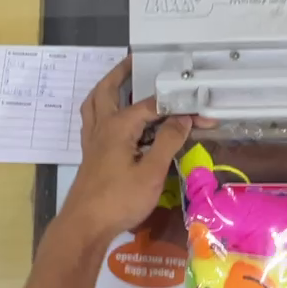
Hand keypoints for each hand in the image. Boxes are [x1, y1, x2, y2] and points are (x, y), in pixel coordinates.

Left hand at [58, 57, 193, 244]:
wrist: (85, 226)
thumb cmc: (119, 200)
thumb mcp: (151, 172)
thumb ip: (167, 141)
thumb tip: (183, 118)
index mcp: (118, 126)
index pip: (153, 106)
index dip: (178, 108)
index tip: (200, 113)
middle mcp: (102, 127)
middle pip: (108, 91)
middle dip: (122, 74)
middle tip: (134, 61)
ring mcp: (93, 141)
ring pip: (95, 104)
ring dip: (106, 88)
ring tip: (119, 81)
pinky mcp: (91, 155)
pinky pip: (92, 121)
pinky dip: (100, 109)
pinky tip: (110, 117)